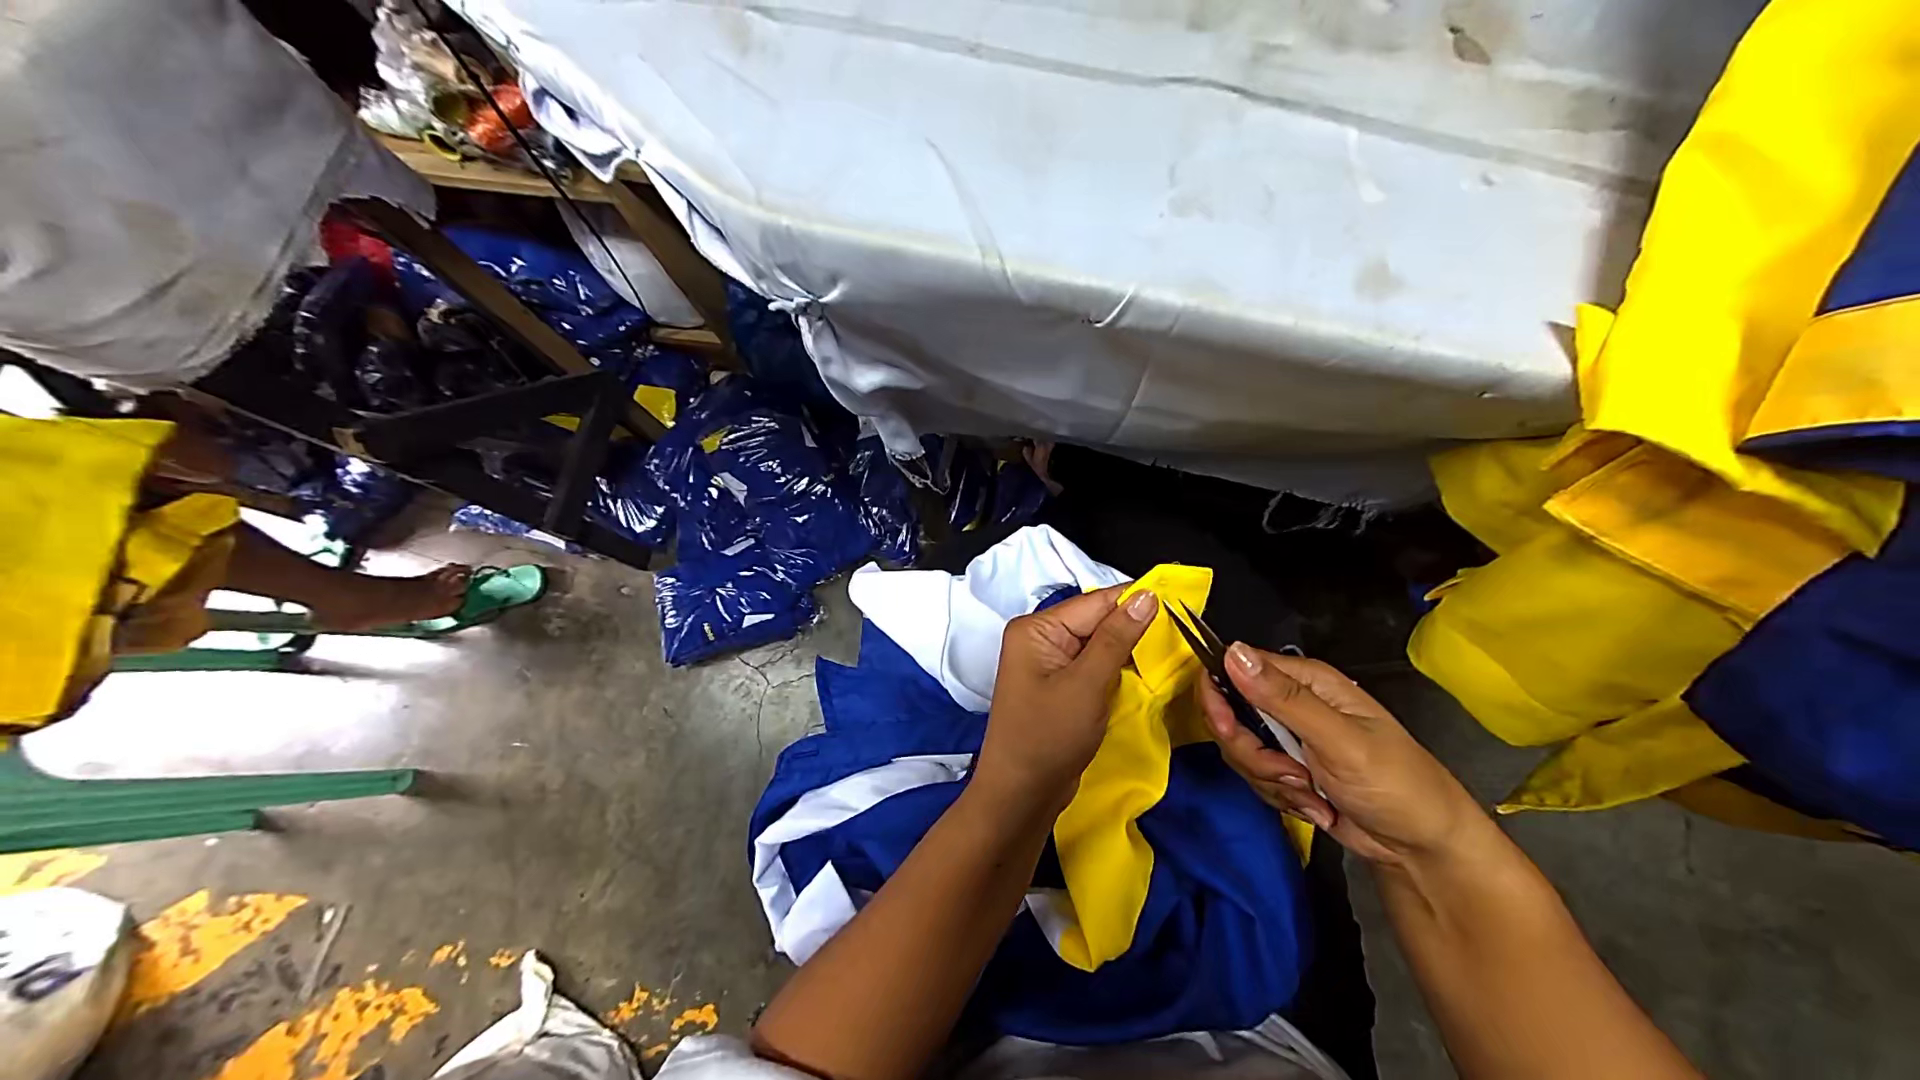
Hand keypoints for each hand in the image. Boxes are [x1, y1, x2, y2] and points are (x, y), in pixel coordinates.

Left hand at [973, 585, 1158, 814]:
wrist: (1022, 794)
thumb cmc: (1048, 737)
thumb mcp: (1087, 684)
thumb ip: (1117, 638)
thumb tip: (1147, 596)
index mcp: (1036, 629)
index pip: (1095, 602)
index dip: (1136, 601)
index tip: (1181, 601)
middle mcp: (1040, 638)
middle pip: (1097, 620)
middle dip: (1135, 626)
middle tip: (1183, 631)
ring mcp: (1050, 663)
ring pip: (1100, 644)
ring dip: (1130, 649)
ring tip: (1172, 651)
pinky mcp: (1062, 685)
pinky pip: (1095, 666)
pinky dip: (1119, 669)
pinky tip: (1147, 673)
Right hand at [1199, 644, 1488, 867]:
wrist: (1423, 847)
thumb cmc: (1397, 784)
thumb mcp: (1339, 739)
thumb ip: (1283, 698)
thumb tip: (1233, 652)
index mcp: (1306, 681)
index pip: (1236, 669)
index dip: (1220, 696)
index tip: (1226, 728)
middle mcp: (1291, 702)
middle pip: (1231, 715)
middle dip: (1252, 752)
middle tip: (1287, 773)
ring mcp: (1288, 738)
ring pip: (1240, 751)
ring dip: (1270, 780)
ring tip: (1313, 793)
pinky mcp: (1287, 769)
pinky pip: (1254, 776)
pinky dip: (1279, 796)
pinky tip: (1316, 805)